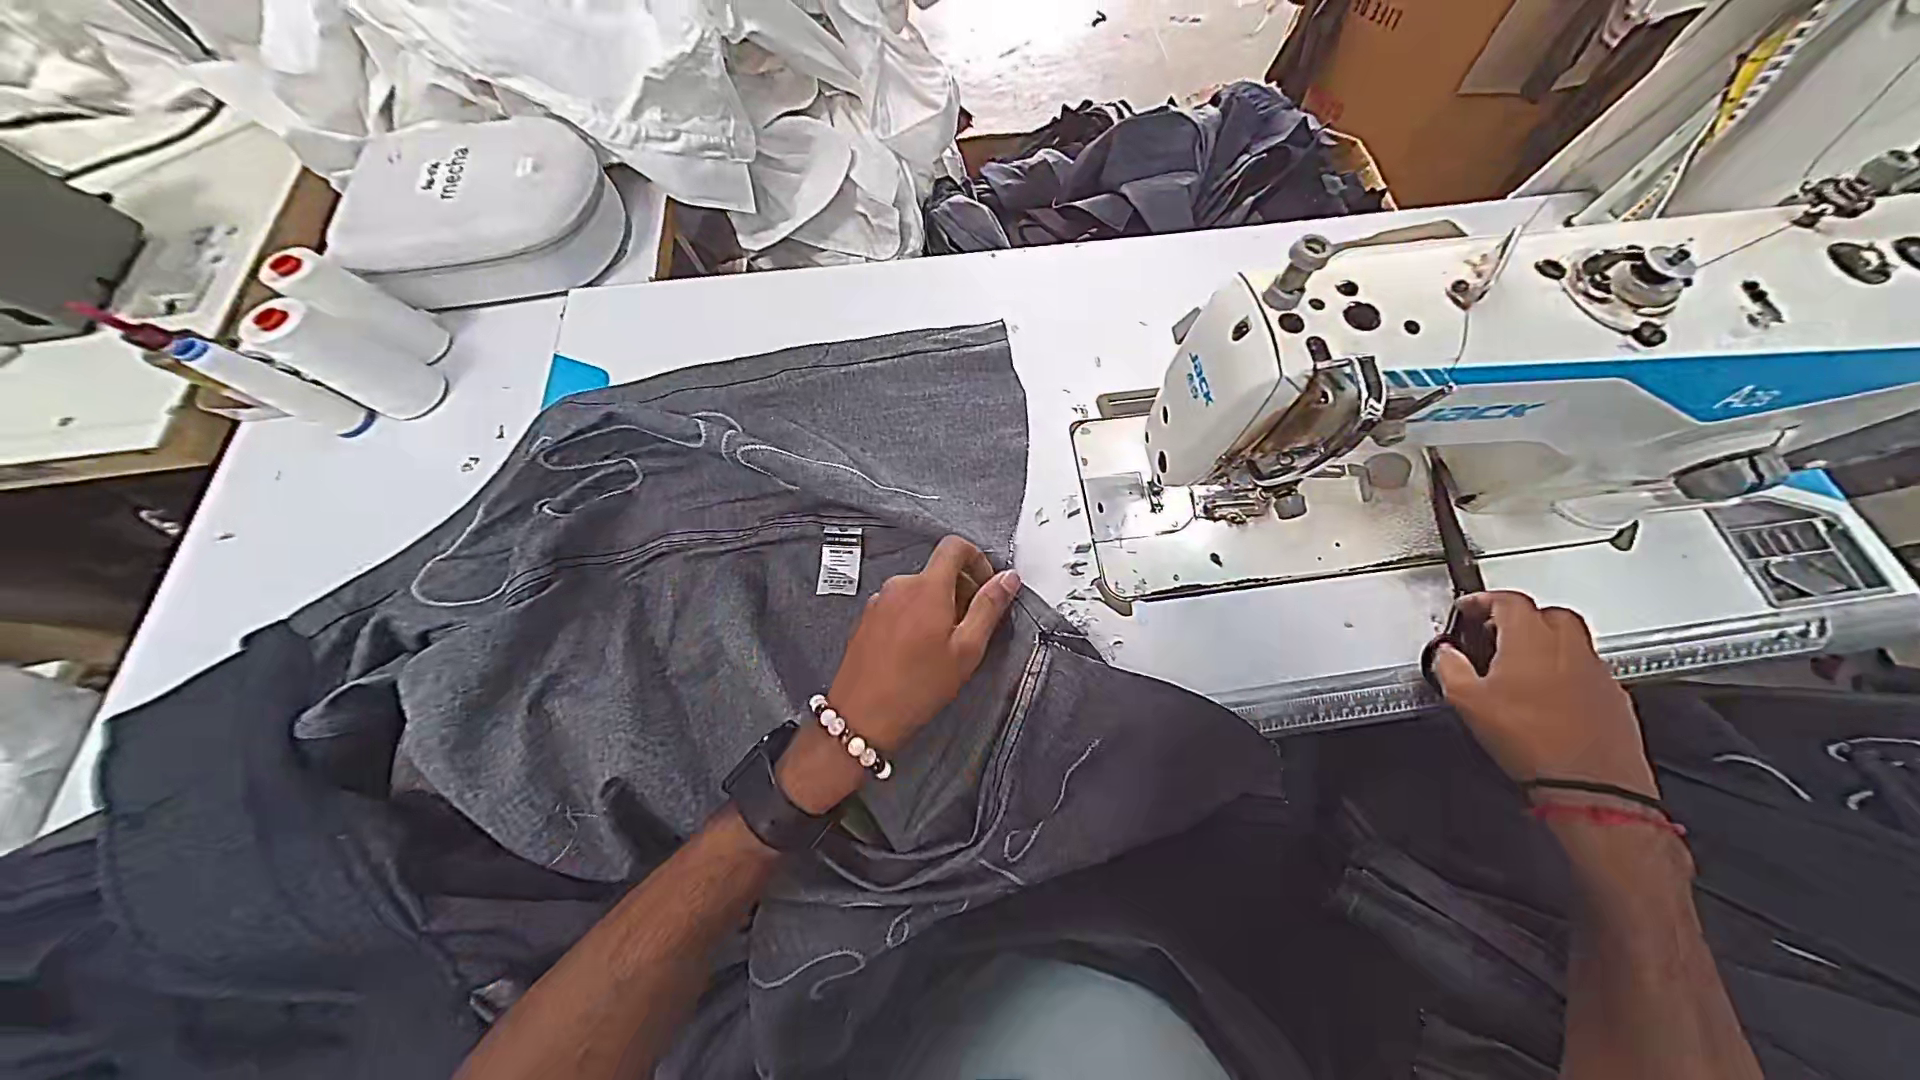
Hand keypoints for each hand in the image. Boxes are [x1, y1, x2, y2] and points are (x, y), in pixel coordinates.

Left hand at [777, 536, 1020, 812]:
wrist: (862, 715)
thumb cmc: (914, 688)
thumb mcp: (966, 649)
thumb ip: (989, 607)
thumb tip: (1007, 580)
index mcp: (927, 588)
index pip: (955, 547)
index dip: (978, 559)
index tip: (987, 583)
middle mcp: (899, 586)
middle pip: (939, 570)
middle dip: (962, 590)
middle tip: (971, 625)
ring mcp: (880, 601)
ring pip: (920, 589)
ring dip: (939, 606)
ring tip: (944, 646)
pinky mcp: (868, 618)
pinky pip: (900, 605)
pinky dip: (917, 617)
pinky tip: (919, 651)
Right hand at [1430, 591, 1658, 799]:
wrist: (1589, 784)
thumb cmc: (1532, 740)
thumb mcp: (1466, 699)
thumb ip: (1449, 667)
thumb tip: (1445, 654)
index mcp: (1532, 640)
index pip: (1509, 601)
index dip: (1483, 600)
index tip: (1469, 607)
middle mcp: (1570, 649)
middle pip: (1548, 613)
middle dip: (1520, 615)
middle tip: (1496, 628)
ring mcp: (1597, 672)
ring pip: (1572, 639)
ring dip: (1544, 641)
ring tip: (1518, 660)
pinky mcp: (1613, 697)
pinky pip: (1586, 668)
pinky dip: (1564, 668)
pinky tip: (1545, 690)